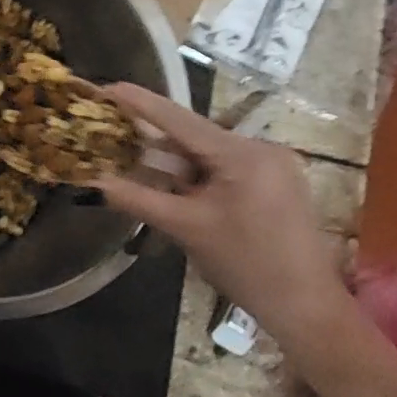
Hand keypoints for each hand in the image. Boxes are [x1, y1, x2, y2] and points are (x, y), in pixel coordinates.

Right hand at [93, 83, 350, 332]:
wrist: (307, 309)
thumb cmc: (246, 265)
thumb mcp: (184, 228)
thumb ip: (135, 198)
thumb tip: (89, 181)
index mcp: (243, 155)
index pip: (178, 119)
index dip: (138, 102)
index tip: (104, 87)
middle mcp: (260, 149)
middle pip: (190, 135)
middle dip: (149, 138)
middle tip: (109, 132)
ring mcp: (271, 165)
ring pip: (203, 153)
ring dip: (169, 161)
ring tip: (129, 161)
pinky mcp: (273, 182)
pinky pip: (219, 167)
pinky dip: (191, 174)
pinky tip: (168, 185)